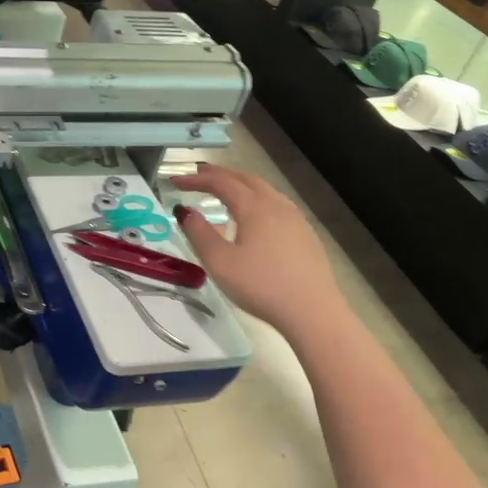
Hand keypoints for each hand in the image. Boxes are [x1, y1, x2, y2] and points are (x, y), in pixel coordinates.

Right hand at [170, 162, 345, 333]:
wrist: (313, 312)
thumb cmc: (261, 286)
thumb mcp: (219, 262)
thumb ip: (198, 233)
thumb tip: (184, 211)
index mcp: (254, 207)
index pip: (220, 182)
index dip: (195, 179)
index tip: (174, 182)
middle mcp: (276, 205)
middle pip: (245, 179)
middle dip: (220, 174)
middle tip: (198, 175)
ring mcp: (295, 219)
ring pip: (264, 190)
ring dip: (241, 185)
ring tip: (225, 191)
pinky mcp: (305, 235)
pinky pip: (276, 205)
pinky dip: (257, 199)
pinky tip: (255, 217)